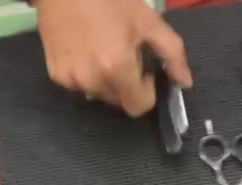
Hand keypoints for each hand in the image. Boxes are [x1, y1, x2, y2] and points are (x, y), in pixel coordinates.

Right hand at [34, 0, 191, 116]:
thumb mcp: (147, 20)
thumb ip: (172, 53)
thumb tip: (185, 82)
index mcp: (117, 69)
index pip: (140, 107)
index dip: (146, 91)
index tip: (144, 70)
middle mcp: (94, 81)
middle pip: (121, 102)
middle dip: (127, 85)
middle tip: (122, 53)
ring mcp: (72, 80)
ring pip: (101, 95)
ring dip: (107, 81)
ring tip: (102, 49)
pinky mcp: (56, 75)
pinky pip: (80, 86)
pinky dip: (86, 74)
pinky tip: (84, 49)